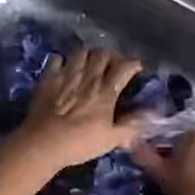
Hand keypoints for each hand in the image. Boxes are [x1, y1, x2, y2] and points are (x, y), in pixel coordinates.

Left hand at [14, 48, 146, 168]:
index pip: (125, 66)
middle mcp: (88, 77)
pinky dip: (62, 61)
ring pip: (81, 51)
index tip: (136, 69)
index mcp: (106, 91)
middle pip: (103, 53)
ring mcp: (66, 75)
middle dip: (111, 56)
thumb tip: (151, 115)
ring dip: (88, 55)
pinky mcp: (48, 79)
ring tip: (89, 64)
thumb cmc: (79, 143)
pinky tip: (64, 69)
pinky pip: (57, 59)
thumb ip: (132, 125)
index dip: (134, 64)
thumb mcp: (111, 139)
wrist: (42, 143)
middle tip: (112, 66)